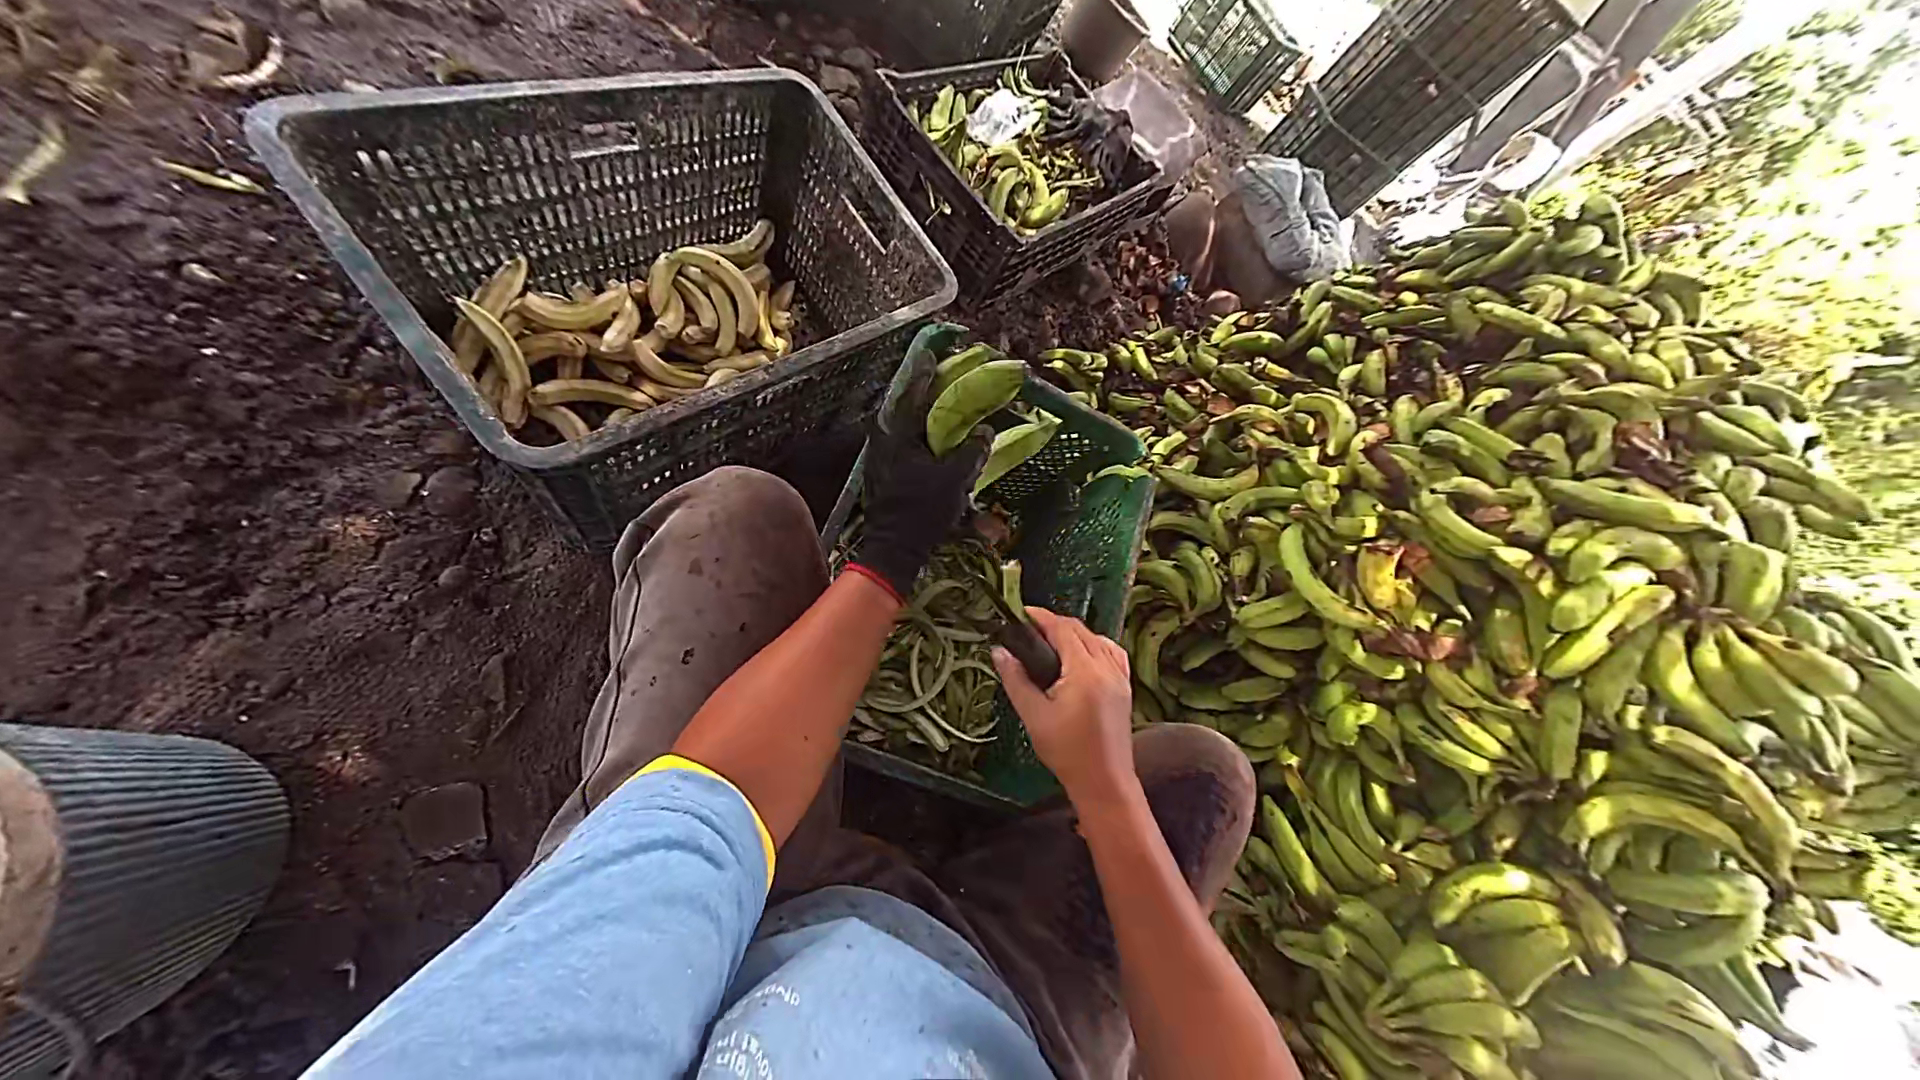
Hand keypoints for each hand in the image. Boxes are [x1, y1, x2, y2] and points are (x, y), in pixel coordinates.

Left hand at [851, 373, 988, 600]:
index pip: (912, 394)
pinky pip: (900, 443)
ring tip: (936, 408)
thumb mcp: (955, 479)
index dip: (925, 374)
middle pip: (903, 407)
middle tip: (937, 380)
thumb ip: (972, 452)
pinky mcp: (880, 473)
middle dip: (921, 394)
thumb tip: (984, 432)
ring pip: (900, 427)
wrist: (894, 548)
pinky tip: (929, 440)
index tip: (932, 355)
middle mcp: (882, 440)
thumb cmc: (923, 511)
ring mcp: (878, 457)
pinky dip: (915, 436)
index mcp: (897, 434)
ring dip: (918, 416)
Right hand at [993, 608, 1137, 804]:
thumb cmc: (1066, 751)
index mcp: (1085, 672)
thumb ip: (1016, 679)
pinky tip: (1083, 653)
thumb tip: (999, 652)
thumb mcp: (1034, 715)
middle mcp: (1107, 668)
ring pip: (1097, 639)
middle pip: (1080, 630)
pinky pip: (1112, 653)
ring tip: (1051, 640)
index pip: (1062, 630)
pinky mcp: (1124, 688)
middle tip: (1030, 629)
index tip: (1022, 613)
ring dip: (1074, 633)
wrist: (1103, 781)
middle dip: (1055, 624)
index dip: (1041, 618)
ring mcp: (1120, 677)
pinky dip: (1095, 645)